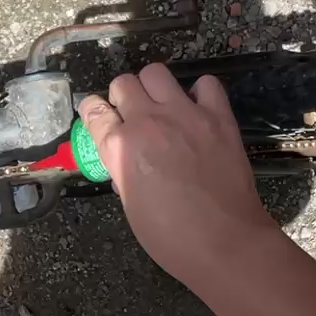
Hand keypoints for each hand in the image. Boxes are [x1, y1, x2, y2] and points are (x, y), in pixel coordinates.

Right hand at [79, 64, 280, 287]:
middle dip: (123, 97)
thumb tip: (125, 158)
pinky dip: (198, 93)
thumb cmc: (169, 236)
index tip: (98, 116)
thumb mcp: (130, 204)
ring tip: (162, 108)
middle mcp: (148, 122)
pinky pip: (205, 84)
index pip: (93, 110)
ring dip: (153, 88)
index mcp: (120, 148)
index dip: (93, 112)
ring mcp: (185, 115)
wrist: (223, 242)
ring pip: (156, 73)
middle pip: (124, 83)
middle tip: (133, 116)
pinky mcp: (218, 116)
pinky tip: (197, 112)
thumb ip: (123, 170)